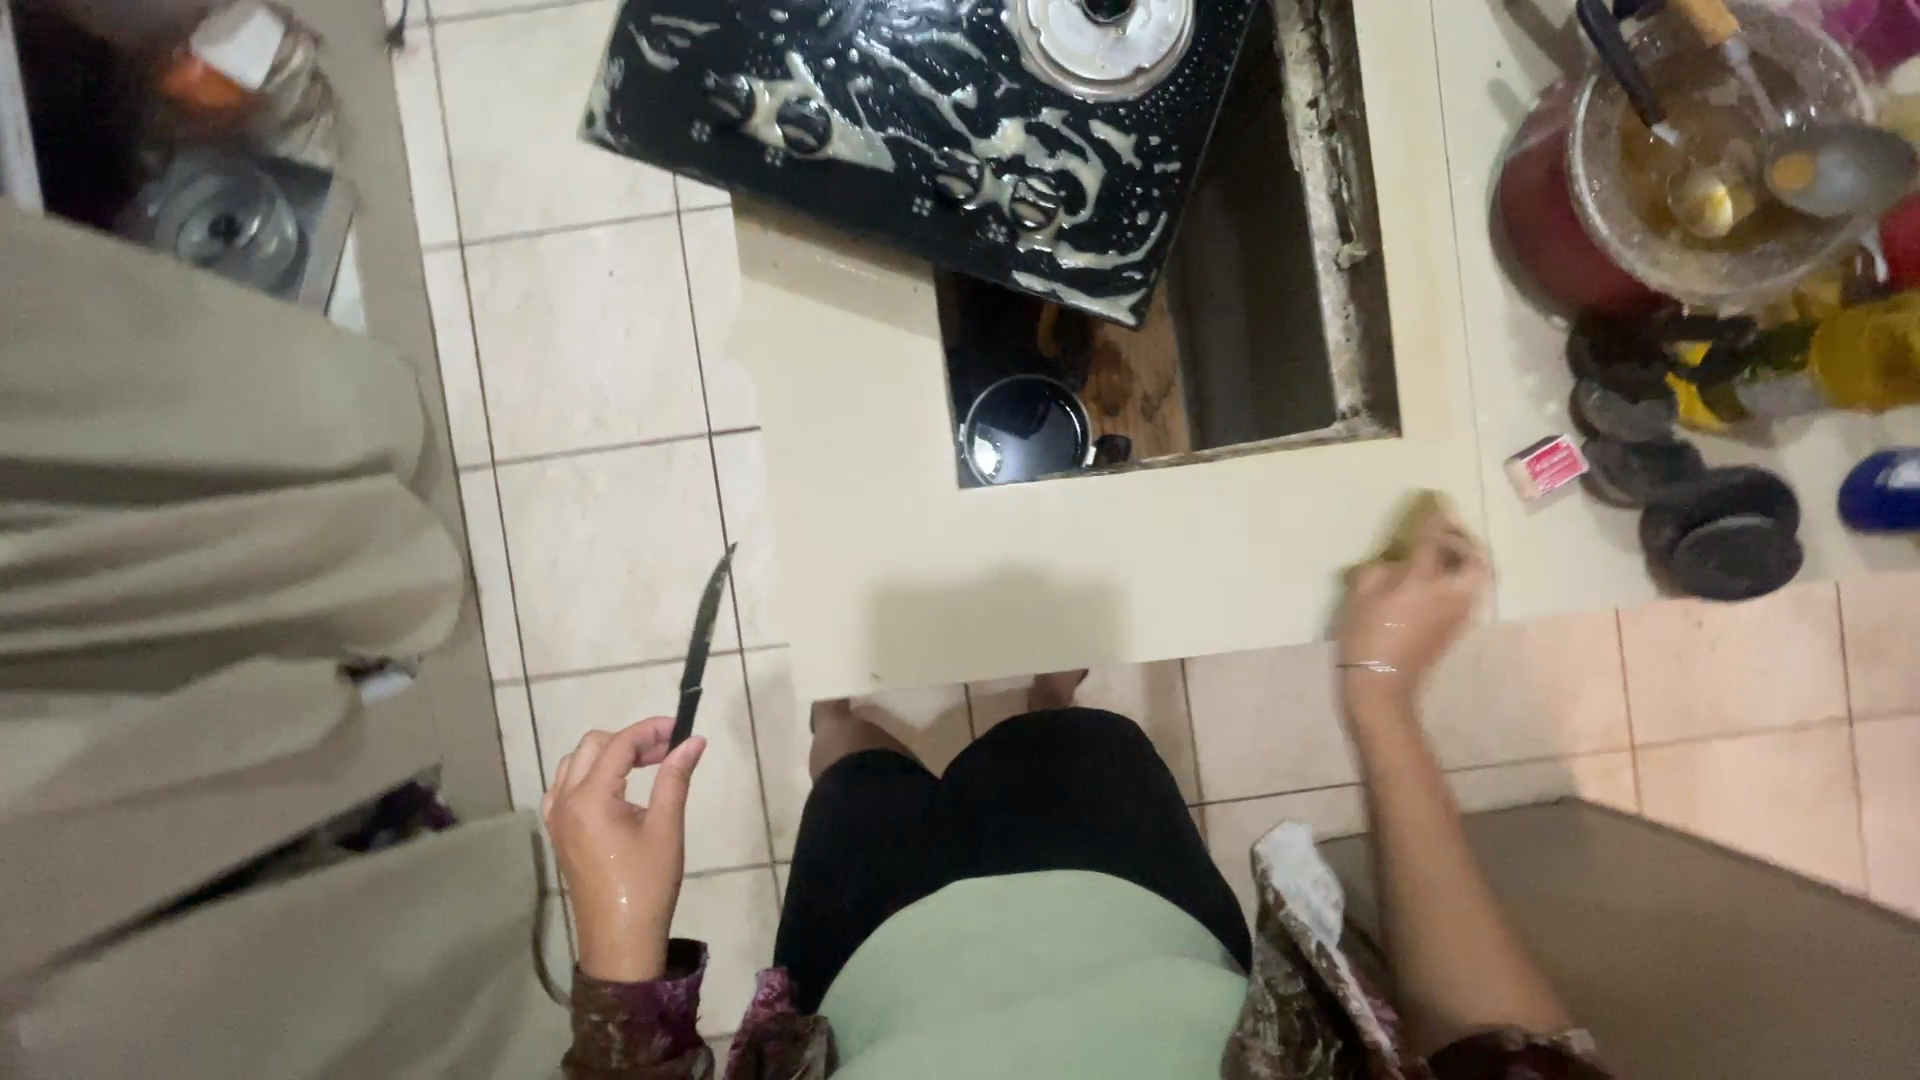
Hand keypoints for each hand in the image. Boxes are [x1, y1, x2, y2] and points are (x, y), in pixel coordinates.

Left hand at [542, 718, 705, 982]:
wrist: (620, 940)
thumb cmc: (647, 884)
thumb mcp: (666, 827)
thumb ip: (675, 777)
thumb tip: (693, 740)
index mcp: (590, 799)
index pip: (619, 744)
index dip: (651, 729)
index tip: (682, 728)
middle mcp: (565, 801)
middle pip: (593, 745)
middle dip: (632, 739)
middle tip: (669, 750)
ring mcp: (557, 817)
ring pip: (575, 762)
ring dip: (611, 754)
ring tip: (648, 765)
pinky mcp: (560, 831)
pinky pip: (566, 786)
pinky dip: (591, 774)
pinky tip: (618, 788)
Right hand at [1336, 508, 1489, 701]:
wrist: (1384, 683)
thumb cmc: (1366, 636)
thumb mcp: (1360, 596)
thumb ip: (1379, 570)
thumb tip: (1394, 564)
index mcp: (1423, 579)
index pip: (1435, 539)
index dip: (1436, 517)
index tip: (1437, 500)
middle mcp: (1452, 591)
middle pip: (1475, 557)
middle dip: (1463, 539)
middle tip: (1446, 530)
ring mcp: (1461, 610)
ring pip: (1478, 575)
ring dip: (1466, 558)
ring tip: (1445, 553)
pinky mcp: (1459, 625)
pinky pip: (1470, 590)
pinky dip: (1462, 576)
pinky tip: (1440, 578)